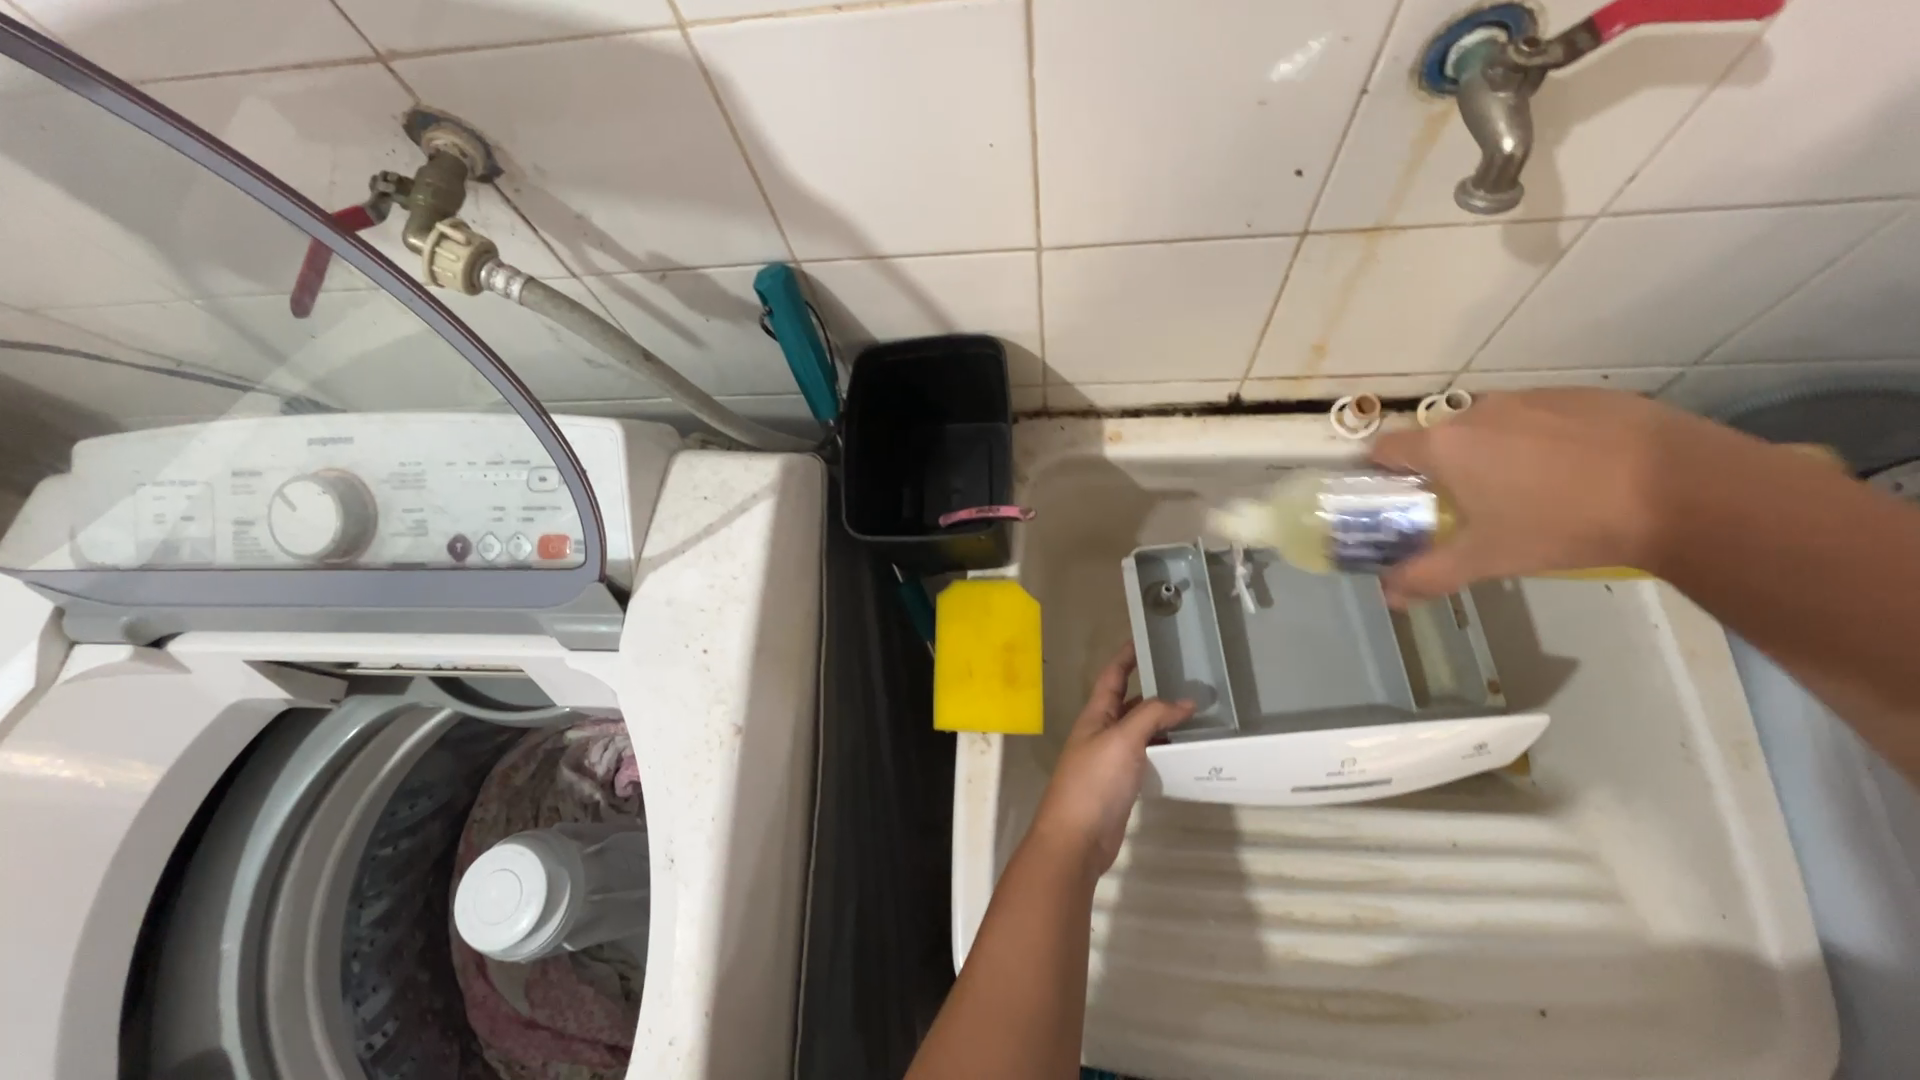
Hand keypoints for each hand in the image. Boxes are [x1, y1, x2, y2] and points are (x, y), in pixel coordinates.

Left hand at [1028, 643, 1194, 880]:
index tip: (1146, 637)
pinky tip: (1184, 748)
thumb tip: (1185, 701)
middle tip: (1187, 676)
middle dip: (1152, 688)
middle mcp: (1101, 732)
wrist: (1076, 838)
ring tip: (1196, 709)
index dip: (1126, 656)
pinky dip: (1163, 747)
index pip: (1112, 676)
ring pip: (1139, 730)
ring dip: (1162, 719)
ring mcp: (1110, 759)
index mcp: (1095, 715)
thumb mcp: (1123, 739)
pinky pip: (1145, 756)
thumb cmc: (1094, 781)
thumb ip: (1152, 716)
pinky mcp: (1121, 783)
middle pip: (1128, 702)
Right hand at [1370, 388, 1769, 605]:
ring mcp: (1532, 398)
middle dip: (1444, 469)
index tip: (1398, 500)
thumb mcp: (1488, 559)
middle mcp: (1479, 411)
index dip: (1383, 475)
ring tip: (1529, 492)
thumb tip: (1389, 596)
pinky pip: (1540, 418)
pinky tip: (1575, 474)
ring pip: (1492, 427)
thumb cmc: (1563, 524)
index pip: (1387, 449)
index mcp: (1446, 446)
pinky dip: (1541, 442)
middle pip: (1440, 439)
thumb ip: (1429, 575)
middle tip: (1469, 508)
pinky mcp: (1580, 394)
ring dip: (1493, 454)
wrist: (1679, 488)